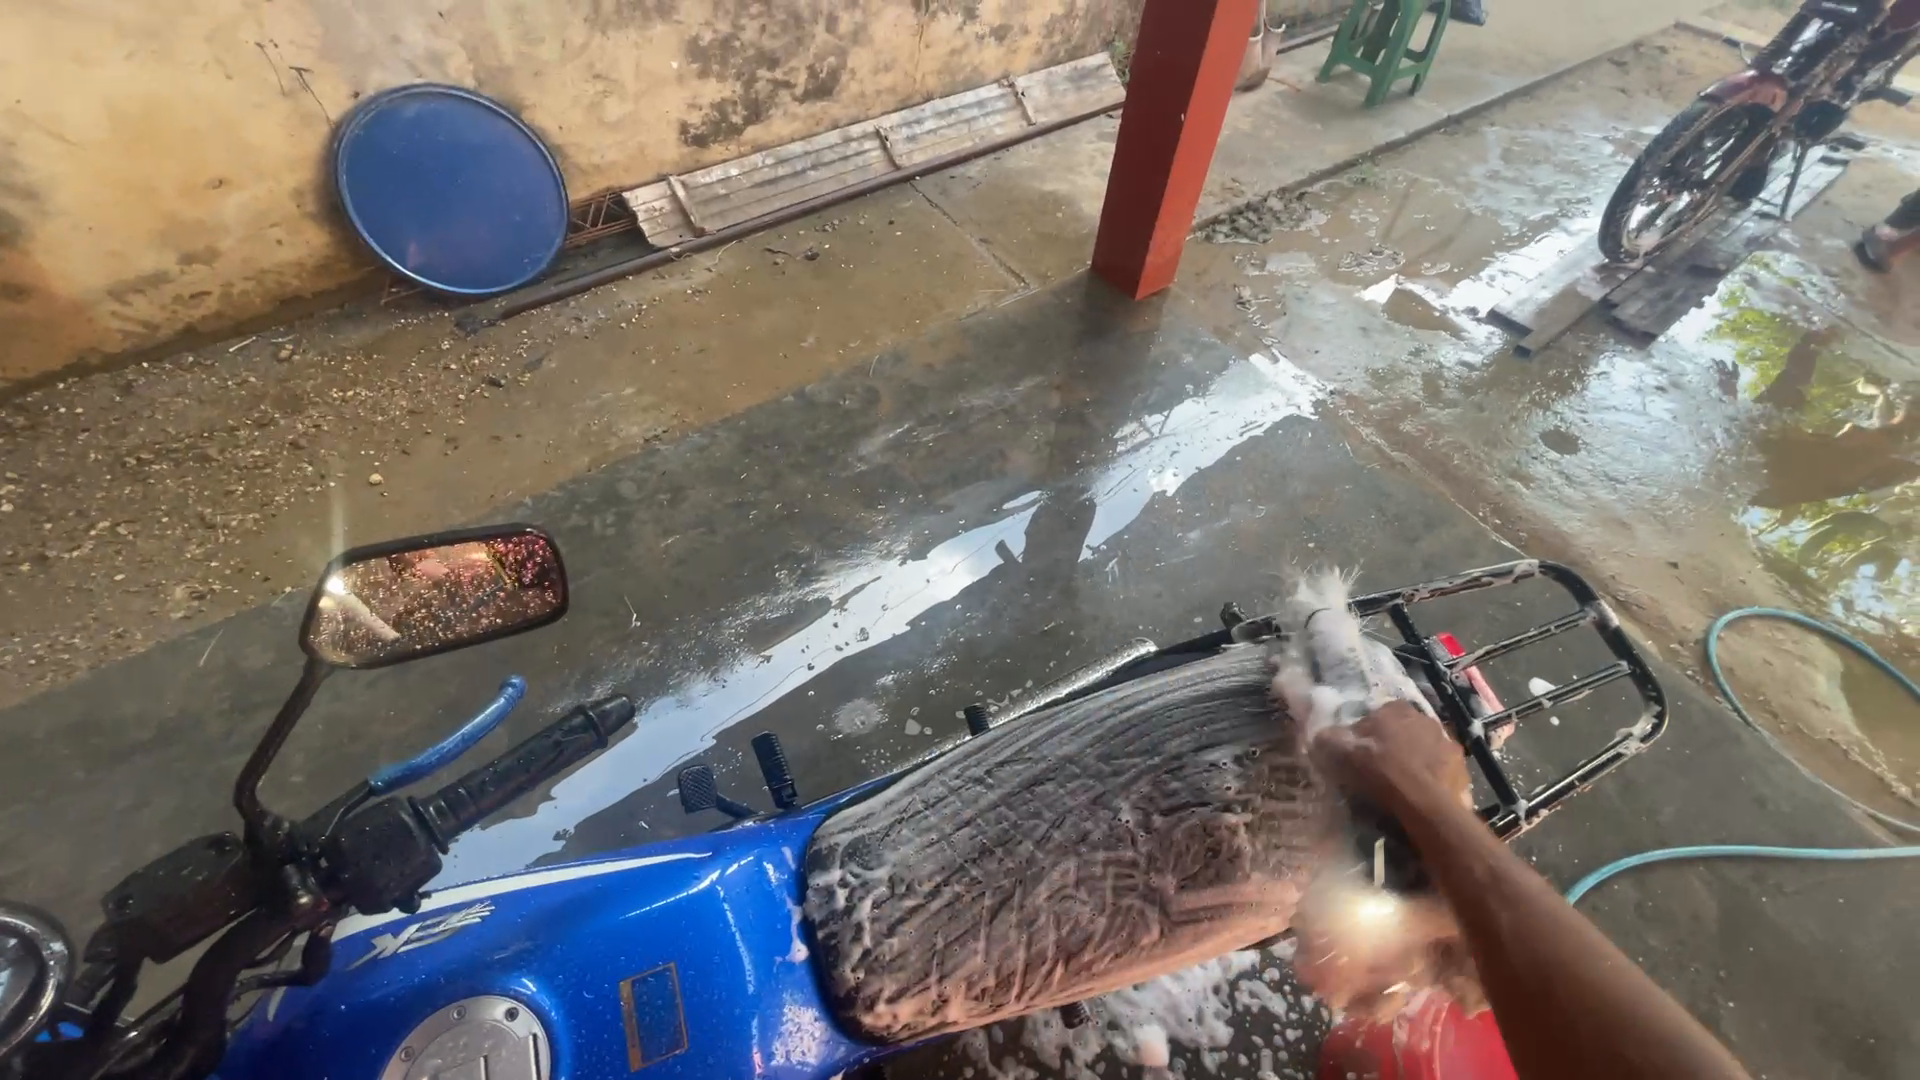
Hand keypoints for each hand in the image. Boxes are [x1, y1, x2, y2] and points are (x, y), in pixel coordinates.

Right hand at [1310, 700, 1469, 818]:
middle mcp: (1426, 718)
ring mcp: (1448, 743)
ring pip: (1424, 747)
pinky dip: (1431, 775)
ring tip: (1402, 781)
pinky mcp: (1463, 767)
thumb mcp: (1341, 752)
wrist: (1424, 804)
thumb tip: (1320, 734)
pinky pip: (1441, 767)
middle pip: (1404, 728)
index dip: (1367, 730)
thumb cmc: (1380, 770)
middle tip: (1380, 764)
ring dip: (1414, 758)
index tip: (1360, 749)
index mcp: (1396, 708)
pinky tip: (1420, 792)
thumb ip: (1328, 737)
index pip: (1378, 713)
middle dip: (1394, 742)